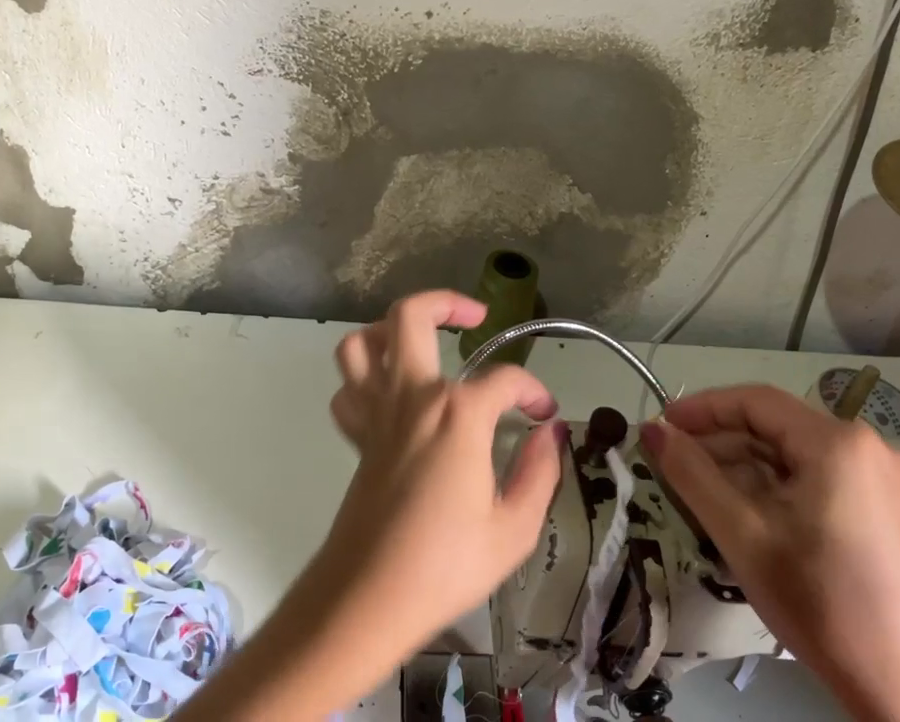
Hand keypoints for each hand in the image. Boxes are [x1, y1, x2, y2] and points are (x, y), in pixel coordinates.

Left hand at [317, 289, 563, 659]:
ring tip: (423, 344)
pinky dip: (364, 379)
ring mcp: (377, 412)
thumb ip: (539, 472)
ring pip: (362, 342)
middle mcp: (413, 396)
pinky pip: (349, 388)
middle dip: (446, 302)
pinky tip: (391, 395)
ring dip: (390, 330)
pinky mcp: (357, 437)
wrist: (369, 597)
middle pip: (411, 315)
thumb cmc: (446, 565)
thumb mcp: (515, 528)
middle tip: (476, 318)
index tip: (545, 415)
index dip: (533, 391)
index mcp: (458, 413)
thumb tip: (551, 432)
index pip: (506, 379)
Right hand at [643, 386, 899, 721]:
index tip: (659, 428)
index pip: (755, 401)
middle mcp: (869, 447)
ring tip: (702, 494)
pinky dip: (778, 487)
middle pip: (777, 427)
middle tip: (673, 466)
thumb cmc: (817, 601)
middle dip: (721, 443)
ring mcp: (885, 479)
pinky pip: (820, 478)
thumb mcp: (741, 533)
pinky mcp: (888, 509)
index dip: (701, 409)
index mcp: (838, 442)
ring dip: (746, 467)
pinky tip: (747, 513)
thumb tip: (652, 428)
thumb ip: (691, 473)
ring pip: (796, 455)